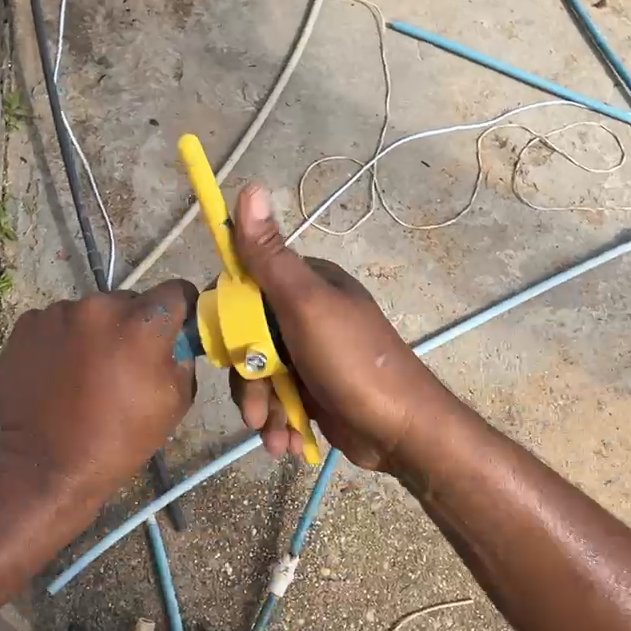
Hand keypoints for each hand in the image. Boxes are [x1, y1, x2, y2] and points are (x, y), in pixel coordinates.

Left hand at [0, 280, 198, 503]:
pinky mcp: (28, 324)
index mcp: (143, 324)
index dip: (180, 309)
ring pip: (91, 313)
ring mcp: (59, 312)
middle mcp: (101, 306)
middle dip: (133, 325)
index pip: (175, 291)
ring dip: (95, 333)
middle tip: (125, 362)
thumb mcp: (174, 405)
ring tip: (86, 371)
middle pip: (129, 301)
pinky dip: (62, 340)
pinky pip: (57, 322)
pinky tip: (59, 372)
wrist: (45, 465)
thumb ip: (182, 361)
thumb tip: (176, 342)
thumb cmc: (118, 440)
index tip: (174, 329)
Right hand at [229, 184, 453, 471]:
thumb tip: (249, 187)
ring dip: (262, 410)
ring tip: (275, 436)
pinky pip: (278, 402)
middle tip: (256, 410)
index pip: (246, 287)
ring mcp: (310, 355)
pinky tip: (288, 443)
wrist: (402, 432)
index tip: (228, 351)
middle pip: (248, 340)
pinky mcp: (314, 391)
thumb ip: (270, 257)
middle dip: (248, 381)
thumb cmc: (353, 363)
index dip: (229, 321)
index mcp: (307, 284)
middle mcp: (306, 315)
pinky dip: (279, 425)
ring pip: (259, 376)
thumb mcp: (306, 305)